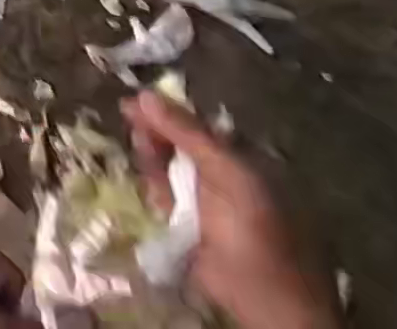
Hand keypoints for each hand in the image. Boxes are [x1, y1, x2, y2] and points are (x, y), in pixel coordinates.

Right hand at [123, 93, 339, 328]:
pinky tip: (150, 184)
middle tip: (130, 119)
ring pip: (166, 165)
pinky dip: (153, 185)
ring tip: (140, 148)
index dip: (166, 109)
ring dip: (150, 155)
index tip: (137, 100)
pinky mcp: (185, 223)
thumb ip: (187, 132)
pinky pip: (163, 194)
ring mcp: (203, 199)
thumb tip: (144, 94)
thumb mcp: (226, 172)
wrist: (266, 302)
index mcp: (240, 154)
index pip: (196, 122)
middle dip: (154, 129)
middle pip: (176, 140)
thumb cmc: (254, 229)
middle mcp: (220, 172)